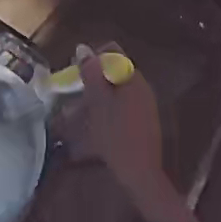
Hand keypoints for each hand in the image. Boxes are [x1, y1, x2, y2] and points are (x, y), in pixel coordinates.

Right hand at [60, 43, 164, 198]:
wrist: (140, 173)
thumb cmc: (116, 135)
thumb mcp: (98, 102)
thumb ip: (91, 73)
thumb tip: (83, 48)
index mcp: (133, 77)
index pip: (113, 51)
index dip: (92, 57)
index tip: (77, 73)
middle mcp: (142, 86)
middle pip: (114, 70)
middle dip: (93, 78)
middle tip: (75, 93)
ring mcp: (145, 104)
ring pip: (117, 89)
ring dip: (98, 95)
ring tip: (80, 112)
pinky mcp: (144, 120)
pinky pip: (122, 104)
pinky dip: (107, 108)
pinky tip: (96, 124)